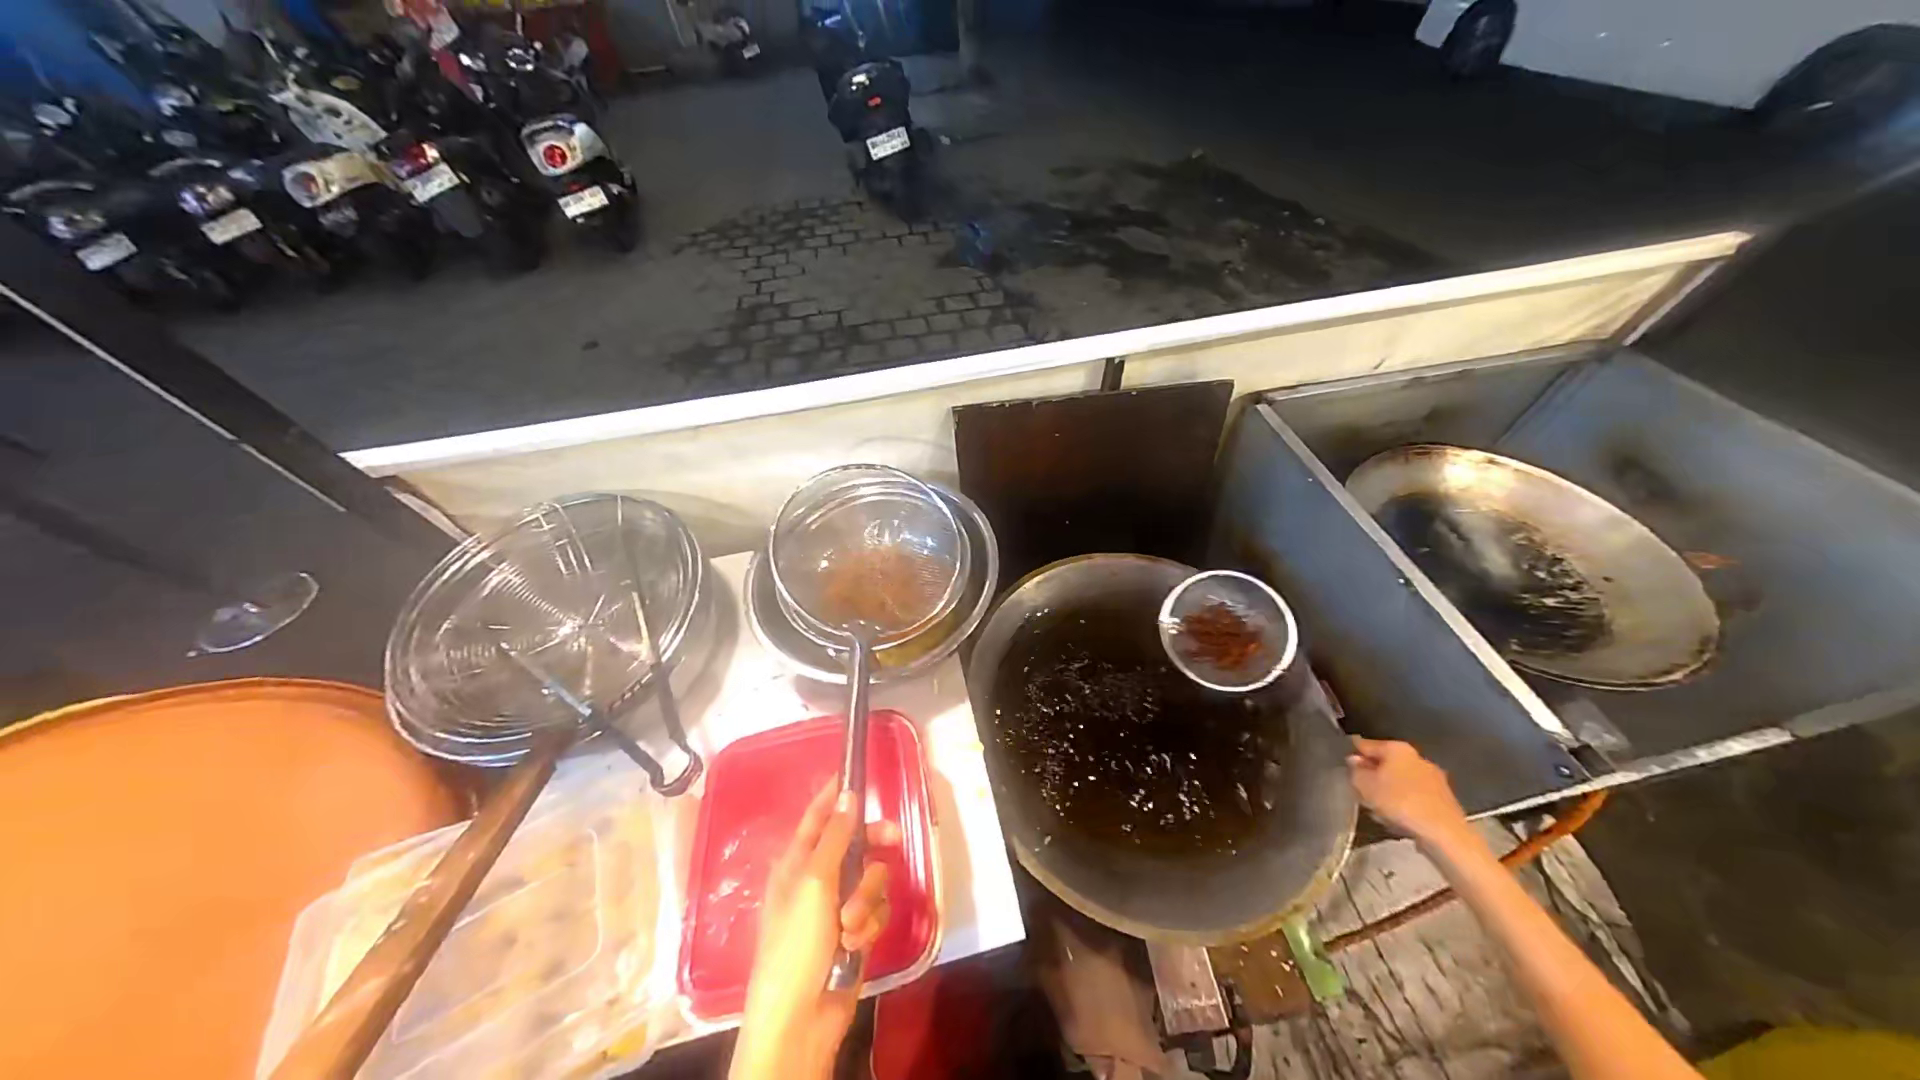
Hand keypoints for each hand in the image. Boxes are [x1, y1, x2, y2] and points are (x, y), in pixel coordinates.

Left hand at [729, 783, 896, 1079]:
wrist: (800, 1017)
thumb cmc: (795, 943)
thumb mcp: (814, 882)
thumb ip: (835, 836)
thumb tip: (847, 794)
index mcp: (797, 863)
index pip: (817, 818)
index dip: (832, 795)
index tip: (851, 773)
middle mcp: (818, 879)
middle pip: (854, 844)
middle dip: (871, 848)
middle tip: (893, 838)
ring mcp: (837, 907)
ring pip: (871, 879)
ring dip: (866, 900)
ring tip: (850, 926)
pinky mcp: (855, 932)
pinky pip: (876, 910)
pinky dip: (869, 925)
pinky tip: (855, 944)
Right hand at [1347, 737, 1472, 849]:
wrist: (1443, 833)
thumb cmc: (1400, 802)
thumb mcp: (1364, 785)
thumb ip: (1355, 771)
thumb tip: (1355, 762)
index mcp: (1397, 748)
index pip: (1365, 745)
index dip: (1352, 757)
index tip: (1345, 770)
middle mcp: (1417, 757)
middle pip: (1385, 763)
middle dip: (1373, 776)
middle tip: (1362, 793)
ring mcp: (1433, 778)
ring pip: (1400, 780)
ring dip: (1388, 791)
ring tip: (1380, 810)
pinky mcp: (1444, 798)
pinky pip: (1415, 796)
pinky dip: (1405, 803)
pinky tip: (1399, 818)